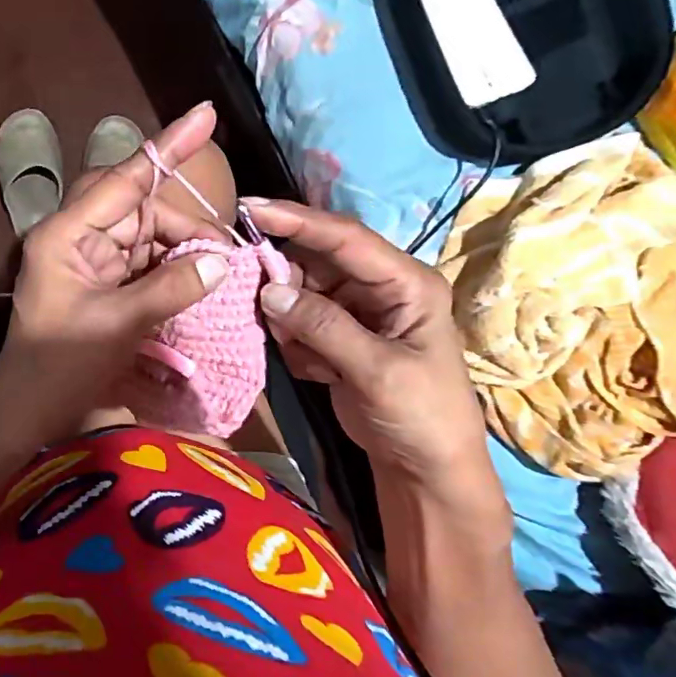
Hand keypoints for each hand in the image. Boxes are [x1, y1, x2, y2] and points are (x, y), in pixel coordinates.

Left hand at [0, 104, 230, 436]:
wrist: (26, 410)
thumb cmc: (60, 368)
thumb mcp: (119, 325)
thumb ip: (172, 287)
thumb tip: (222, 260)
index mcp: (65, 235)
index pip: (124, 179)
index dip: (167, 148)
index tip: (205, 113)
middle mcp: (73, 237)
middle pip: (136, 205)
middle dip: (181, 220)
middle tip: (224, 246)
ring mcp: (84, 259)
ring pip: (141, 232)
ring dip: (178, 245)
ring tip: (217, 266)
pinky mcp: (95, 282)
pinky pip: (138, 259)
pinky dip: (167, 265)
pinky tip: (196, 276)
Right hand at [243, 200, 504, 520]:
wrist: (425, 468)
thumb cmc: (421, 415)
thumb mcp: (377, 371)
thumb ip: (324, 327)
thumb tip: (268, 290)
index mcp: (404, 283)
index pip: (345, 239)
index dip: (297, 220)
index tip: (249, 208)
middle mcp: (377, 287)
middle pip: (313, 262)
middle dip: (282, 280)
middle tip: (254, 301)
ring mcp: (354, 311)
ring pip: (298, 293)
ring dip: (287, 320)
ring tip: (304, 356)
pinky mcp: (335, 335)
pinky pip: (296, 322)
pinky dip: (293, 343)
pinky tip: (315, 371)